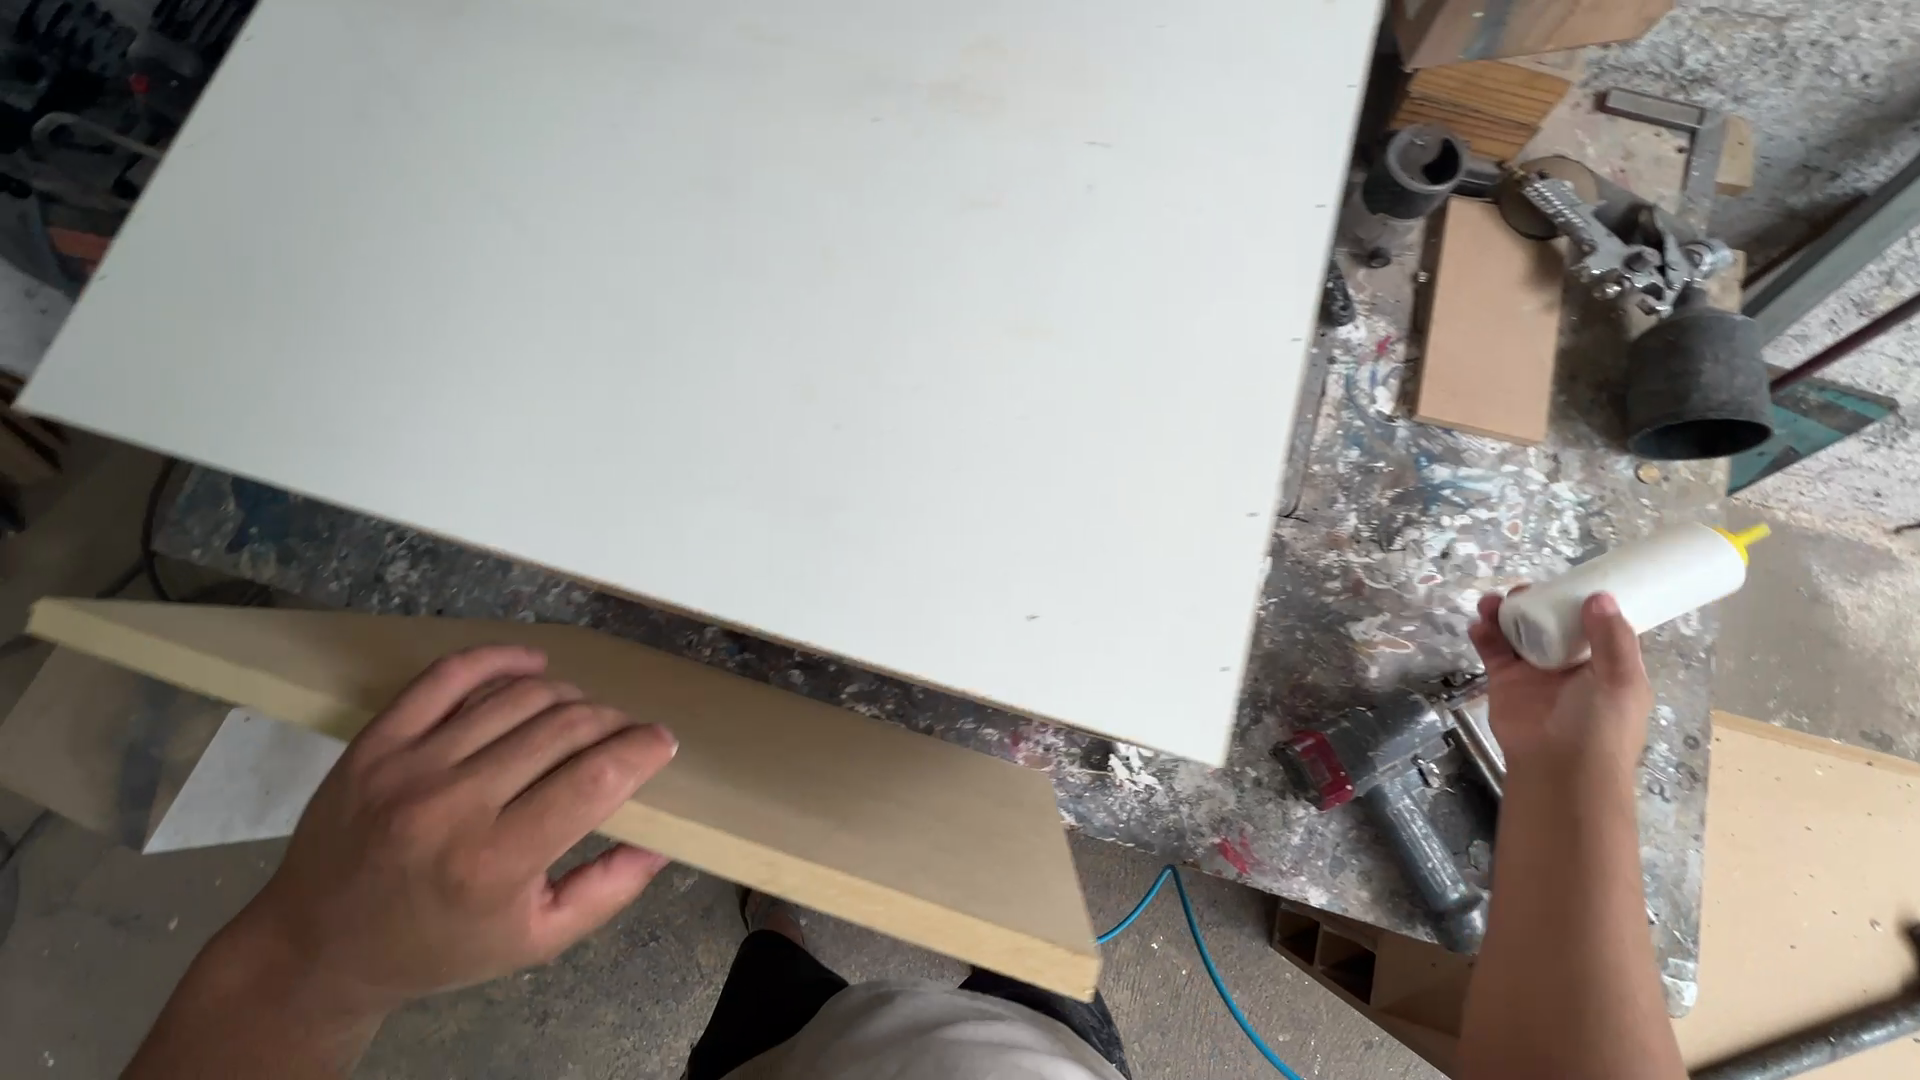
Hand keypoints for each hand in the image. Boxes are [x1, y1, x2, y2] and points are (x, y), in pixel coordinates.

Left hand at [224, 645, 678, 1014]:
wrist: (314, 949)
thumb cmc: (439, 948)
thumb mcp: (537, 940)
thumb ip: (610, 889)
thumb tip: (663, 838)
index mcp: (495, 862)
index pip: (597, 778)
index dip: (644, 750)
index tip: (662, 744)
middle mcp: (451, 805)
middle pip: (566, 727)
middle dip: (616, 722)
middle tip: (628, 735)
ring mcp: (408, 765)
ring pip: (521, 697)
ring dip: (571, 697)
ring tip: (583, 717)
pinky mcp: (376, 740)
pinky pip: (450, 674)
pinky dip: (502, 659)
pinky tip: (534, 665)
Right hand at [1469, 590, 1652, 779]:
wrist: (1559, 766)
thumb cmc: (1600, 725)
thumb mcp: (1622, 681)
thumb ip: (1611, 640)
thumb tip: (1599, 596)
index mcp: (1604, 662)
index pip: (1592, 624)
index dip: (1579, 601)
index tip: (1568, 580)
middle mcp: (1568, 662)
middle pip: (1549, 622)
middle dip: (1535, 603)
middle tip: (1523, 590)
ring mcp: (1533, 670)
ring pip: (1517, 632)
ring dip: (1505, 613)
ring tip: (1494, 601)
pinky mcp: (1504, 679)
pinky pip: (1492, 650)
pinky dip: (1484, 634)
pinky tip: (1479, 622)